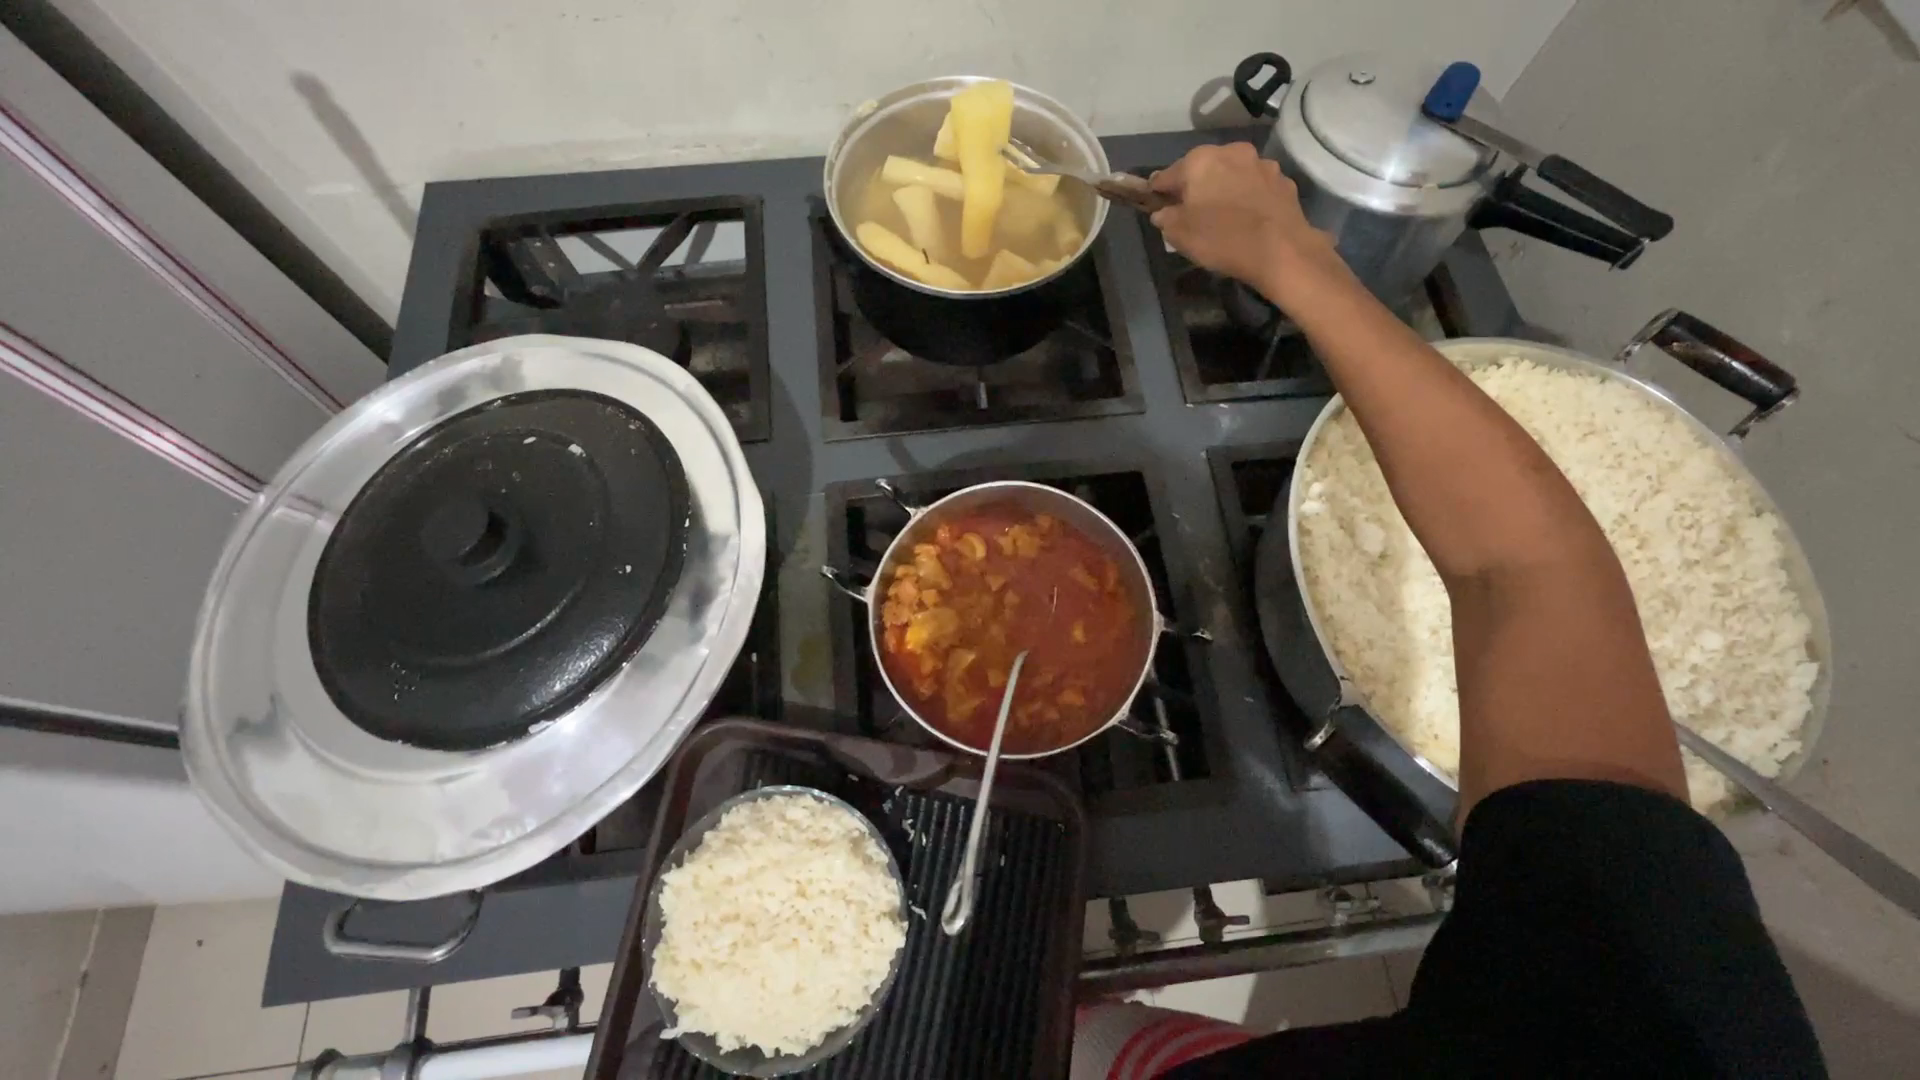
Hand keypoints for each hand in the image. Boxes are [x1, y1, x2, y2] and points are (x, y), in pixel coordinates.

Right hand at [1149, 143, 1351, 305]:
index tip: (1155, 202)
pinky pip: (1256, 187)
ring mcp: (1261, 164)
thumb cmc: (1220, 239)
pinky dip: (1248, 197)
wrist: (1280, 250)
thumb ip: (1166, 218)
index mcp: (1199, 161)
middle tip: (1191, 212)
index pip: (1167, 175)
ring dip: (1225, 188)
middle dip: (1196, 187)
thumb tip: (1163, 212)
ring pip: (1233, 174)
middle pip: (1204, 169)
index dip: (1158, 191)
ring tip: (1224, 215)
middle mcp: (1231, 152)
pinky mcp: (1283, 181)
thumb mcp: (1179, 235)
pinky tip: (1248, 218)